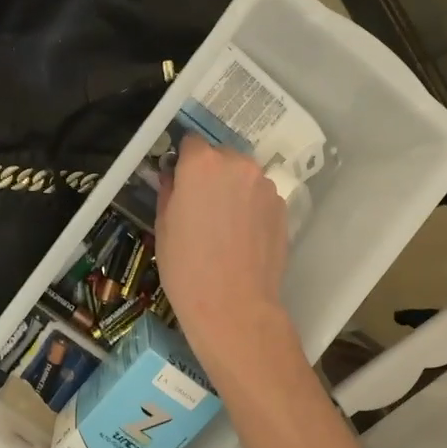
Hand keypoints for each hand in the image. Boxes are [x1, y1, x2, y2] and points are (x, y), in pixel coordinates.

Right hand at [157, 136, 290, 354]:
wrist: (234, 305)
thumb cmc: (186, 268)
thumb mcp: (163, 228)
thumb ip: (169, 192)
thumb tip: (172, 178)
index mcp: (201, 165)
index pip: (190, 142)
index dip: (182, 161)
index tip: (178, 180)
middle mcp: (238, 165)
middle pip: (220, 156)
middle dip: (209, 174)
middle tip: (199, 207)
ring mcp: (265, 186)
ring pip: (242, 177)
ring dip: (232, 190)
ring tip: (222, 226)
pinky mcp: (282, 207)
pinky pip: (259, 197)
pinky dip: (250, 208)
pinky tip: (241, 237)